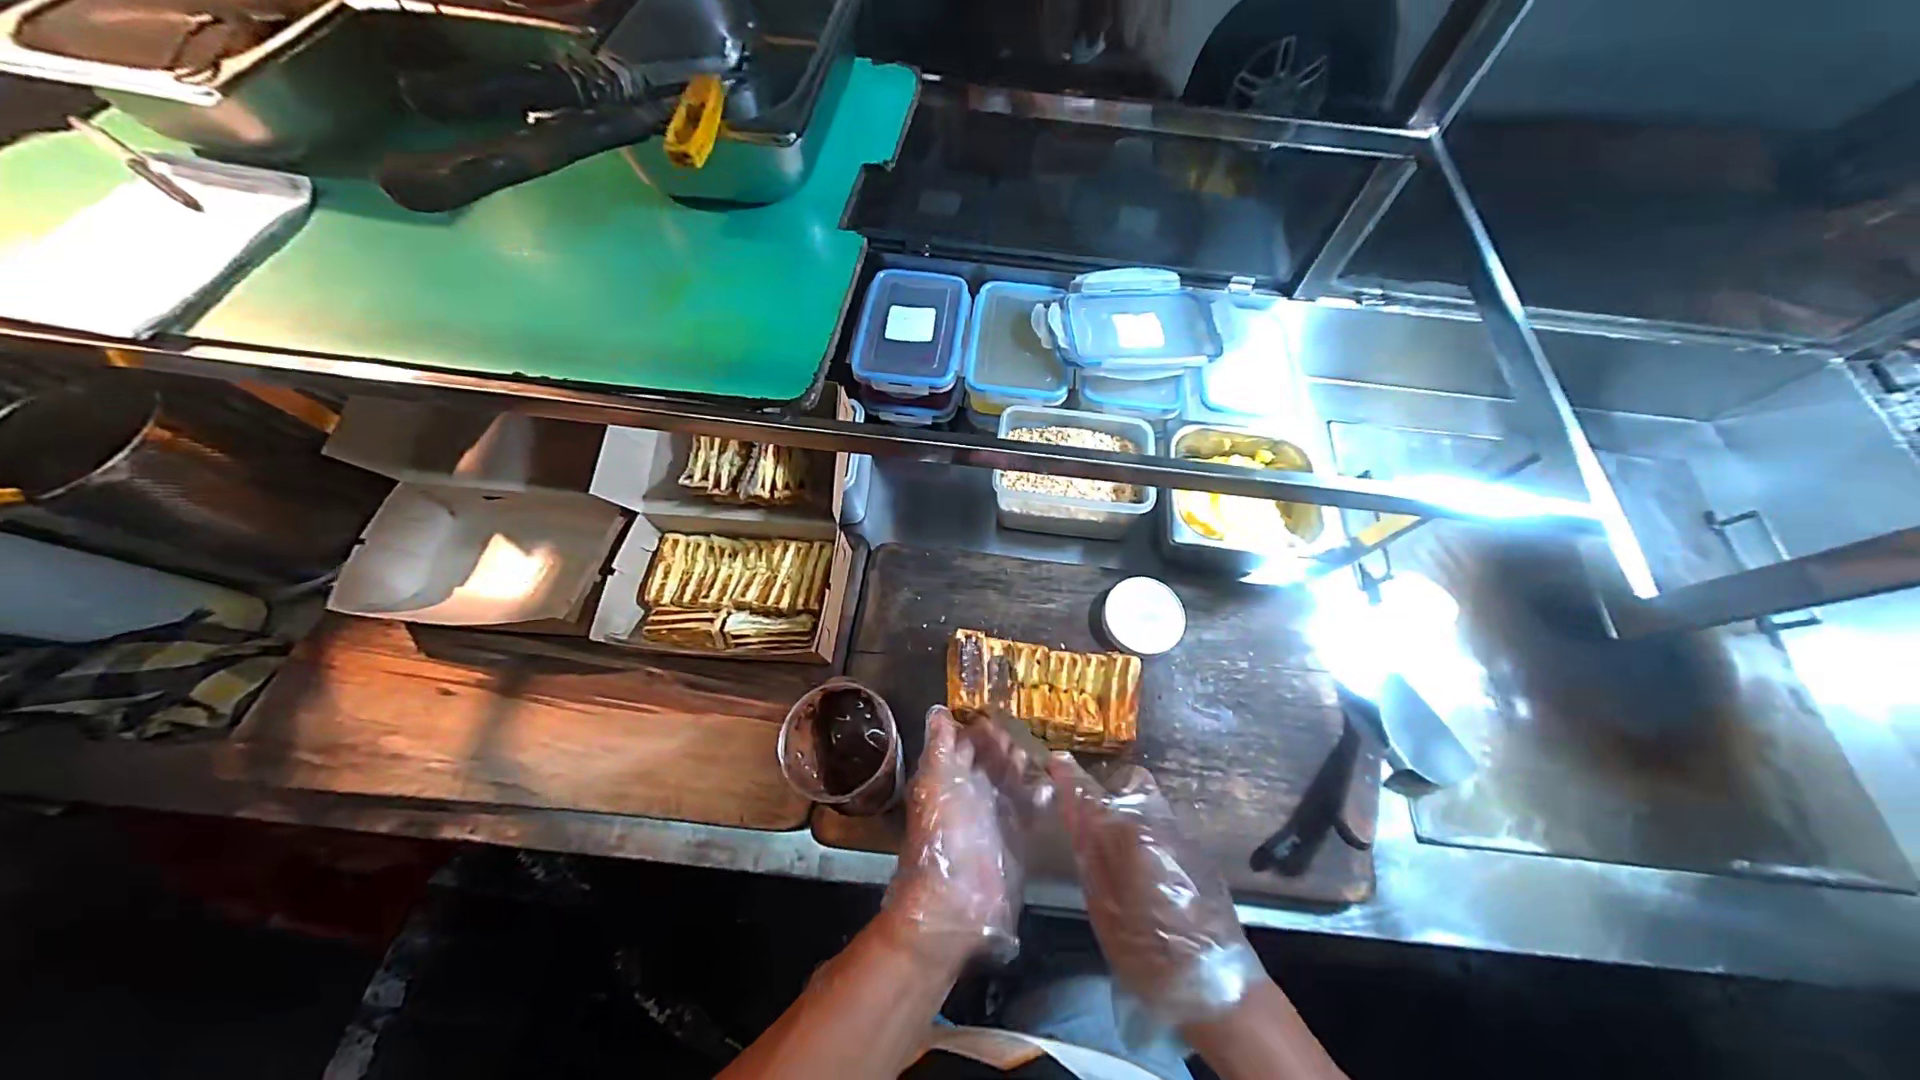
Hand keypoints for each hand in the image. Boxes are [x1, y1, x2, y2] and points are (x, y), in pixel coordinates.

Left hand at [882, 706, 1027, 963]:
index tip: (998, 715)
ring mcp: (995, 814)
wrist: (955, 902)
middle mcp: (972, 792)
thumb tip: (938, 710)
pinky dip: (1040, 797)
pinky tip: (1049, 788)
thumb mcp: (935, 783)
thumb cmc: (941, 836)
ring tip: (1036, 756)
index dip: (980, 728)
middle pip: (992, 759)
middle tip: (1020, 736)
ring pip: (1013, 780)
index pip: (966, 743)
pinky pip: (1031, 809)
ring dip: (1023, 767)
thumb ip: (940, 748)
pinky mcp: (1017, 836)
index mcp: (949, 777)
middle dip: (1006, 745)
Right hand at [1049, 756, 1265, 1025]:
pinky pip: (1163, 822)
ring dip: (1128, 808)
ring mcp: (1182, 833)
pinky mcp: (1198, 850)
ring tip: (1115, 841)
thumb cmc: (1146, 951)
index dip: (1069, 775)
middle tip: (1090, 812)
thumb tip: (1075, 814)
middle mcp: (1157, 820)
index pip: (1090, 790)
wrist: (1216, 985)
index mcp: (1127, 832)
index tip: (1056, 762)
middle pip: (1129, 781)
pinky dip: (1146, 828)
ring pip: (1149, 800)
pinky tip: (1142, 862)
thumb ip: (1089, 852)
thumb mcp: (1102, 905)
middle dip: (1108, 787)